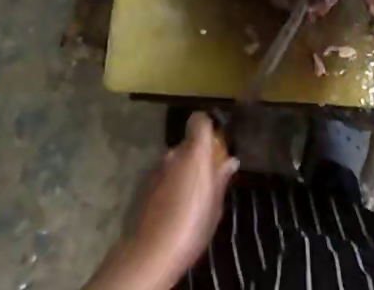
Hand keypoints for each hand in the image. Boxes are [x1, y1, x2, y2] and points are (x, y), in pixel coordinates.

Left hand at [108, 111, 238, 286]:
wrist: (150, 253)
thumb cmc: (191, 226)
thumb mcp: (215, 206)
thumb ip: (221, 179)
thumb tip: (230, 161)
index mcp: (195, 152)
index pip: (199, 120)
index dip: (207, 126)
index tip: (216, 141)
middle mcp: (174, 153)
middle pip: (187, 143)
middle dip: (197, 156)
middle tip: (207, 179)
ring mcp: (155, 168)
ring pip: (174, 161)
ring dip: (182, 172)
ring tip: (189, 200)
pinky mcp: (143, 185)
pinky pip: (162, 176)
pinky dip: (168, 185)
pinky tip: (172, 209)